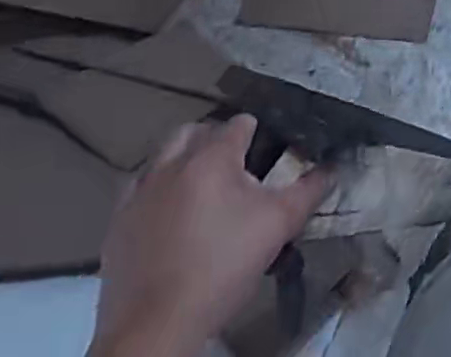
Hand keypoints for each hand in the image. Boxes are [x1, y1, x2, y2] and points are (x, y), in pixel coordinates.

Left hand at [87, 115, 334, 356]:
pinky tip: (171, 218)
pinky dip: (157, 191)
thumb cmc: (223, 266)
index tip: (271, 155)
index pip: (241, 122)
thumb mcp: (279, 225)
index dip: (261, 133)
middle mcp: (171, 164)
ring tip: (204, 191)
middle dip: (216, 140)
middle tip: (237, 169)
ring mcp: (138, 193)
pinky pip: (138, 190)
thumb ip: (309, 190)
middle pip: (196, 130)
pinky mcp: (116, 224)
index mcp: (212, 157)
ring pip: (163, 156)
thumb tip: (333, 167)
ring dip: (184, 161)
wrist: (156, 328)